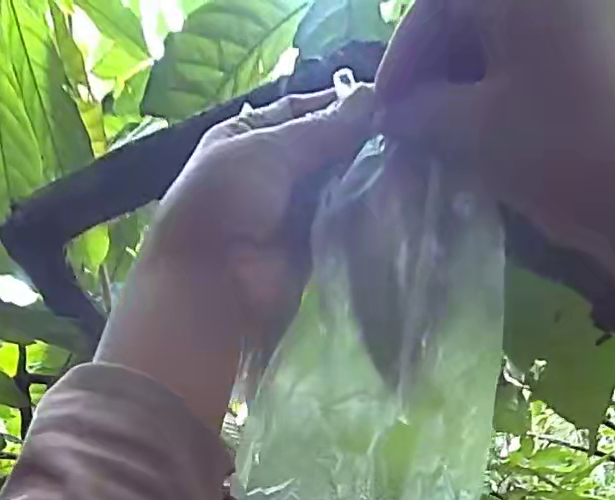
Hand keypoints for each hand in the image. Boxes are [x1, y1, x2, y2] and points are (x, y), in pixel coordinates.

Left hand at [97, 87, 375, 427]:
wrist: (211, 285)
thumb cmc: (223, 204)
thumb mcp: (267, 148)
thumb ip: (320, 128)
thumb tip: (370, 99)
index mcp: (245, 139)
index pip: (298, 112)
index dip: (336, 104)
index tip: (381, 99)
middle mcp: (268, 176)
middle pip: (321, 151)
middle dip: (354, 142)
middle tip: (400, 131)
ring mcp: (288, 217)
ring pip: (333, 187)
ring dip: (360, 176)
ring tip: (403, 159)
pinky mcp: (308, 254)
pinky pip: (339, 225)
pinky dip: (359, 213)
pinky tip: (391, 196)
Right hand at [375, 0, 614, 253]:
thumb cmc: (550, 145)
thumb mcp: (470, 128)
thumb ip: (419, 112)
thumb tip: (388, 114)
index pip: (438, 3)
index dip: (402, 55)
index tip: (381, 109)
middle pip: (461, 20)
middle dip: (424, 73)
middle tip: (400, 126)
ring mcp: (562, 28)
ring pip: (482, 48)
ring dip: (447, 91)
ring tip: (424, 139)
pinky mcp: (571, 64)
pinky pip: (508, 69)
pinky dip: (477, 99)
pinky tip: (458, 137)